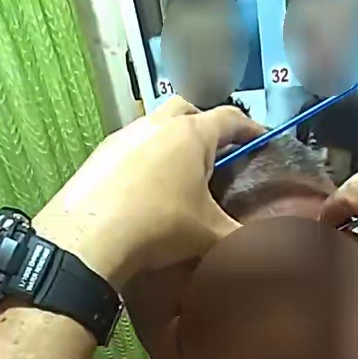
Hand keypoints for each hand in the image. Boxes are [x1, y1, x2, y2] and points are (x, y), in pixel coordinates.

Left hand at [33, 97, 261, 287]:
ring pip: (156, 126)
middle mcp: (157, 124)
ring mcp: (124, 136)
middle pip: (188, 110)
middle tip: (216, 152)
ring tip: (180, 174)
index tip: (262, 139)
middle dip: (205, 126)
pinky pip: (132, 147)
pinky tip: (147, 189)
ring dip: (172, 142)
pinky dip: (146, 160)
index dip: (251, 127)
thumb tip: (267, 248)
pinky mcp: (101, 154)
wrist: (90, 237)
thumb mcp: (210, 235)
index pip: (230, 118)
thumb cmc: (160, 225)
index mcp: (192, 135)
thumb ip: (242, 238)